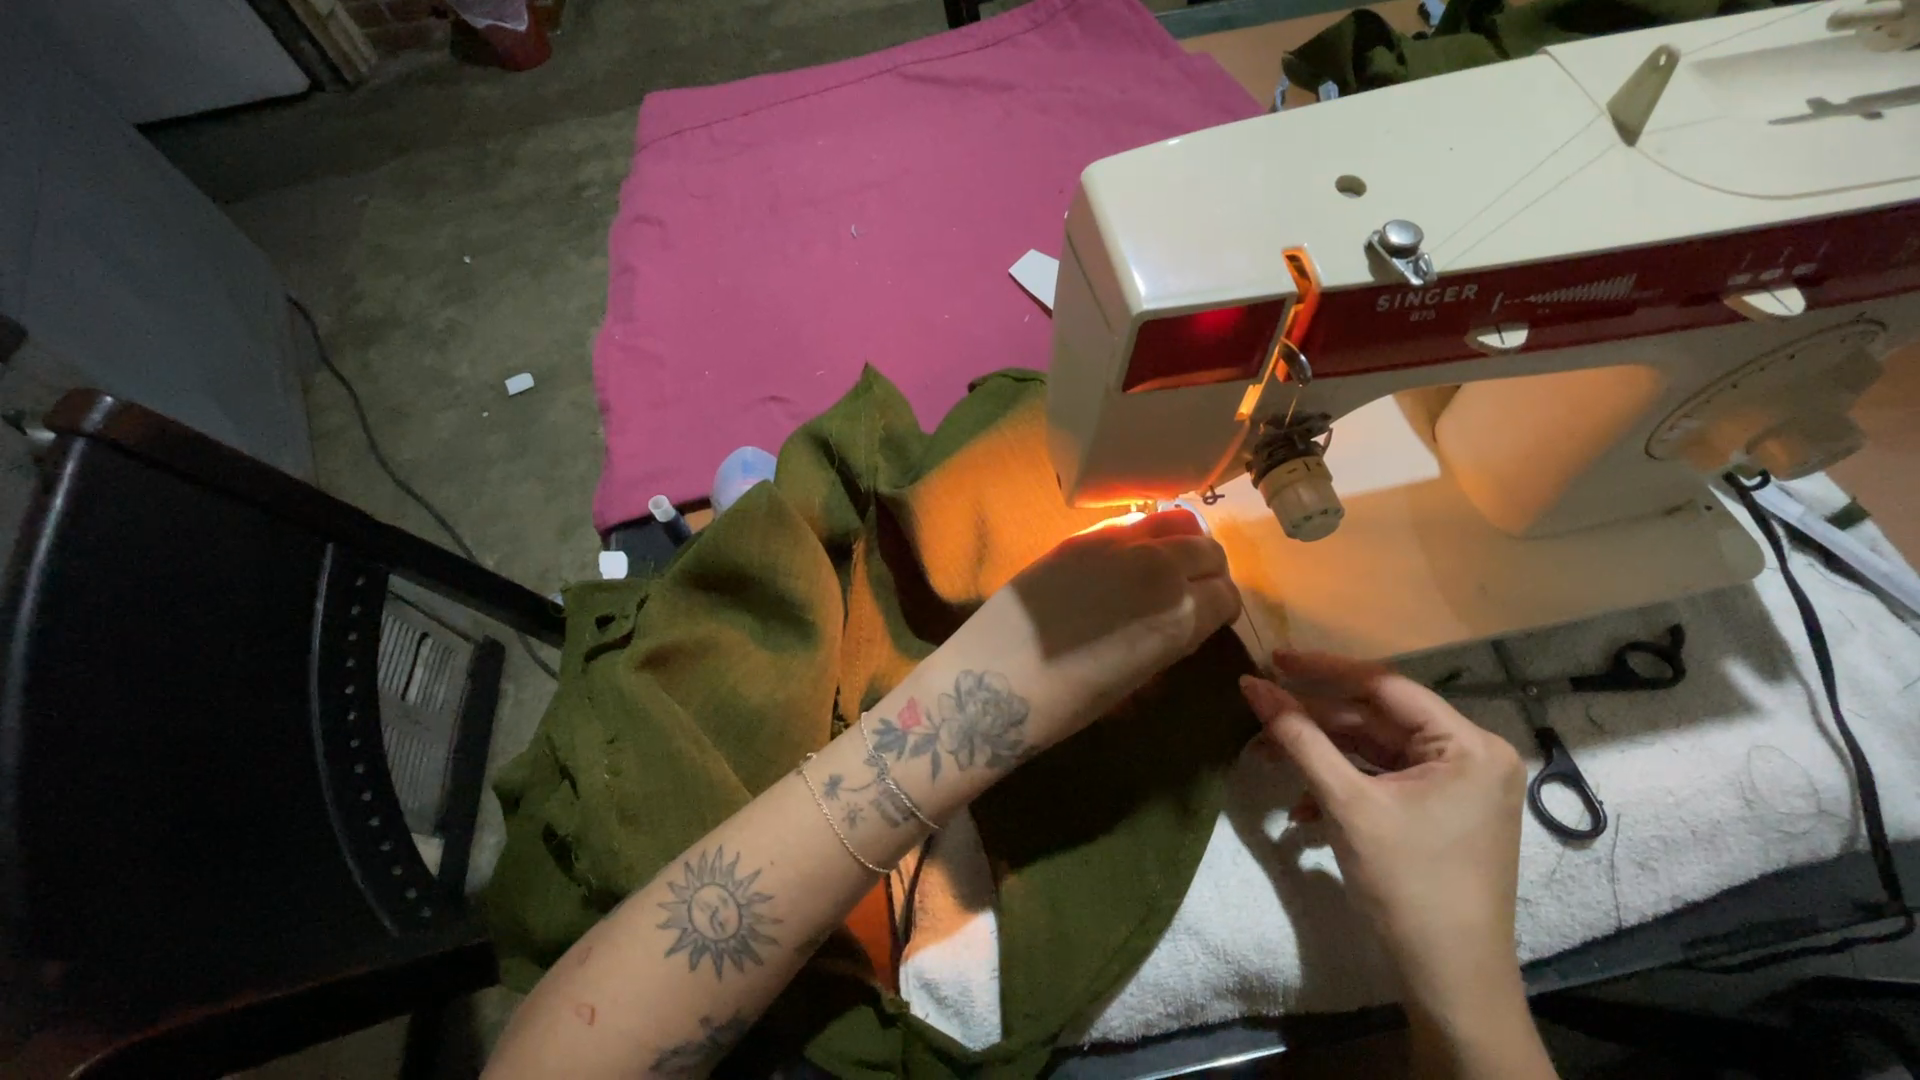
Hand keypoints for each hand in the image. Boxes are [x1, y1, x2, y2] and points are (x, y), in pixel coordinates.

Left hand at [955, 509, 1239, 752]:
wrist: (994, 683)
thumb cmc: (1068, 702)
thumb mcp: (1137, 680)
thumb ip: (1170, 641)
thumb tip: (1184, 621)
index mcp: (1179, 618)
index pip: (1226, 595)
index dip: (1220, 608)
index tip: (1209, 617)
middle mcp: (1158, 571)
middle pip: (1207, 551)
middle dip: (1208, 571)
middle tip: (1191, 590)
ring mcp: (1117, 546)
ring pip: (1176, 524)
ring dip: (1181, 543)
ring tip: (1165, 565)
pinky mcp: (1081, 537)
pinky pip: (1132, 521)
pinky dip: (1144, 532)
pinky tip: (1130, 554)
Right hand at [1238, 651, 1526, 1013]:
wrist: (1449, 977)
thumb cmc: (1407, 883)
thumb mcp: (1346, 804)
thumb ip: (1299, 737)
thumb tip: (1251, 684)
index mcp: (1467, 744)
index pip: (1385, 685)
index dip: (1323, 670)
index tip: (1272, 660)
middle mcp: (1471, 755)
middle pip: (1377, 720)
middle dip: (1316, 723)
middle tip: (1260, 718)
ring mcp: (1459, 786)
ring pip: (1375, 751)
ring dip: (1323, 757)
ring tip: (1270, 759)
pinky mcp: (1443, 812)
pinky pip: (1384, 780)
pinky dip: (1343, 786)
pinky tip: (1303, 810)